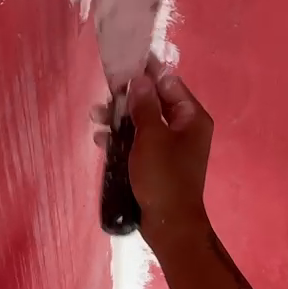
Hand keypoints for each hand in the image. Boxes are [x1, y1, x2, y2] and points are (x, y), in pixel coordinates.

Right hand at [94, 57, 212, 248]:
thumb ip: (144, 105)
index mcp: (191, 117)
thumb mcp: (152, 137)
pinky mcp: (156, 163)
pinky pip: (138, 142)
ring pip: (142, 122)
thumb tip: (139, 79)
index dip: (146, 73)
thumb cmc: (163, 177)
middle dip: (126, 99)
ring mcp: (170, 147)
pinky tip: (101, 141)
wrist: (168, 223)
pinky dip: (121, 139)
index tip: (123, 65)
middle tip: (104, 99)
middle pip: (153, 102)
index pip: (169, 83)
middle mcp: (184, 128)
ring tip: (96, 119)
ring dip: (119, 119)